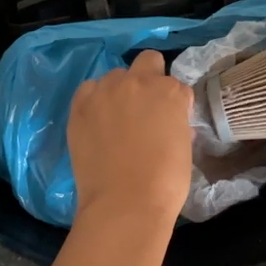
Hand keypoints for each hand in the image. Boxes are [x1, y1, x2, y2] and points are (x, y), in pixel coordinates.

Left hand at [67, 50, 192, 225]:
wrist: (125, 204)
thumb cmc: (165, 182)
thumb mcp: (183, 147)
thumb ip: (177, 125)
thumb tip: (170, 124)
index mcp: (171, 92)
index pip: (177, 86)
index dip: (175, 104)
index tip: (171, 121)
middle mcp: (139, 82)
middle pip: (148, 61)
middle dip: (150, 78)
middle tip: (146, 108)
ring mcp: (107, 91)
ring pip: (116, 75)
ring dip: (120, 91)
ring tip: (117, 118)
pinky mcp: (81, 106)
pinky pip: (89, 89)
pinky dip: (94, 100)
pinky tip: (97, 121)